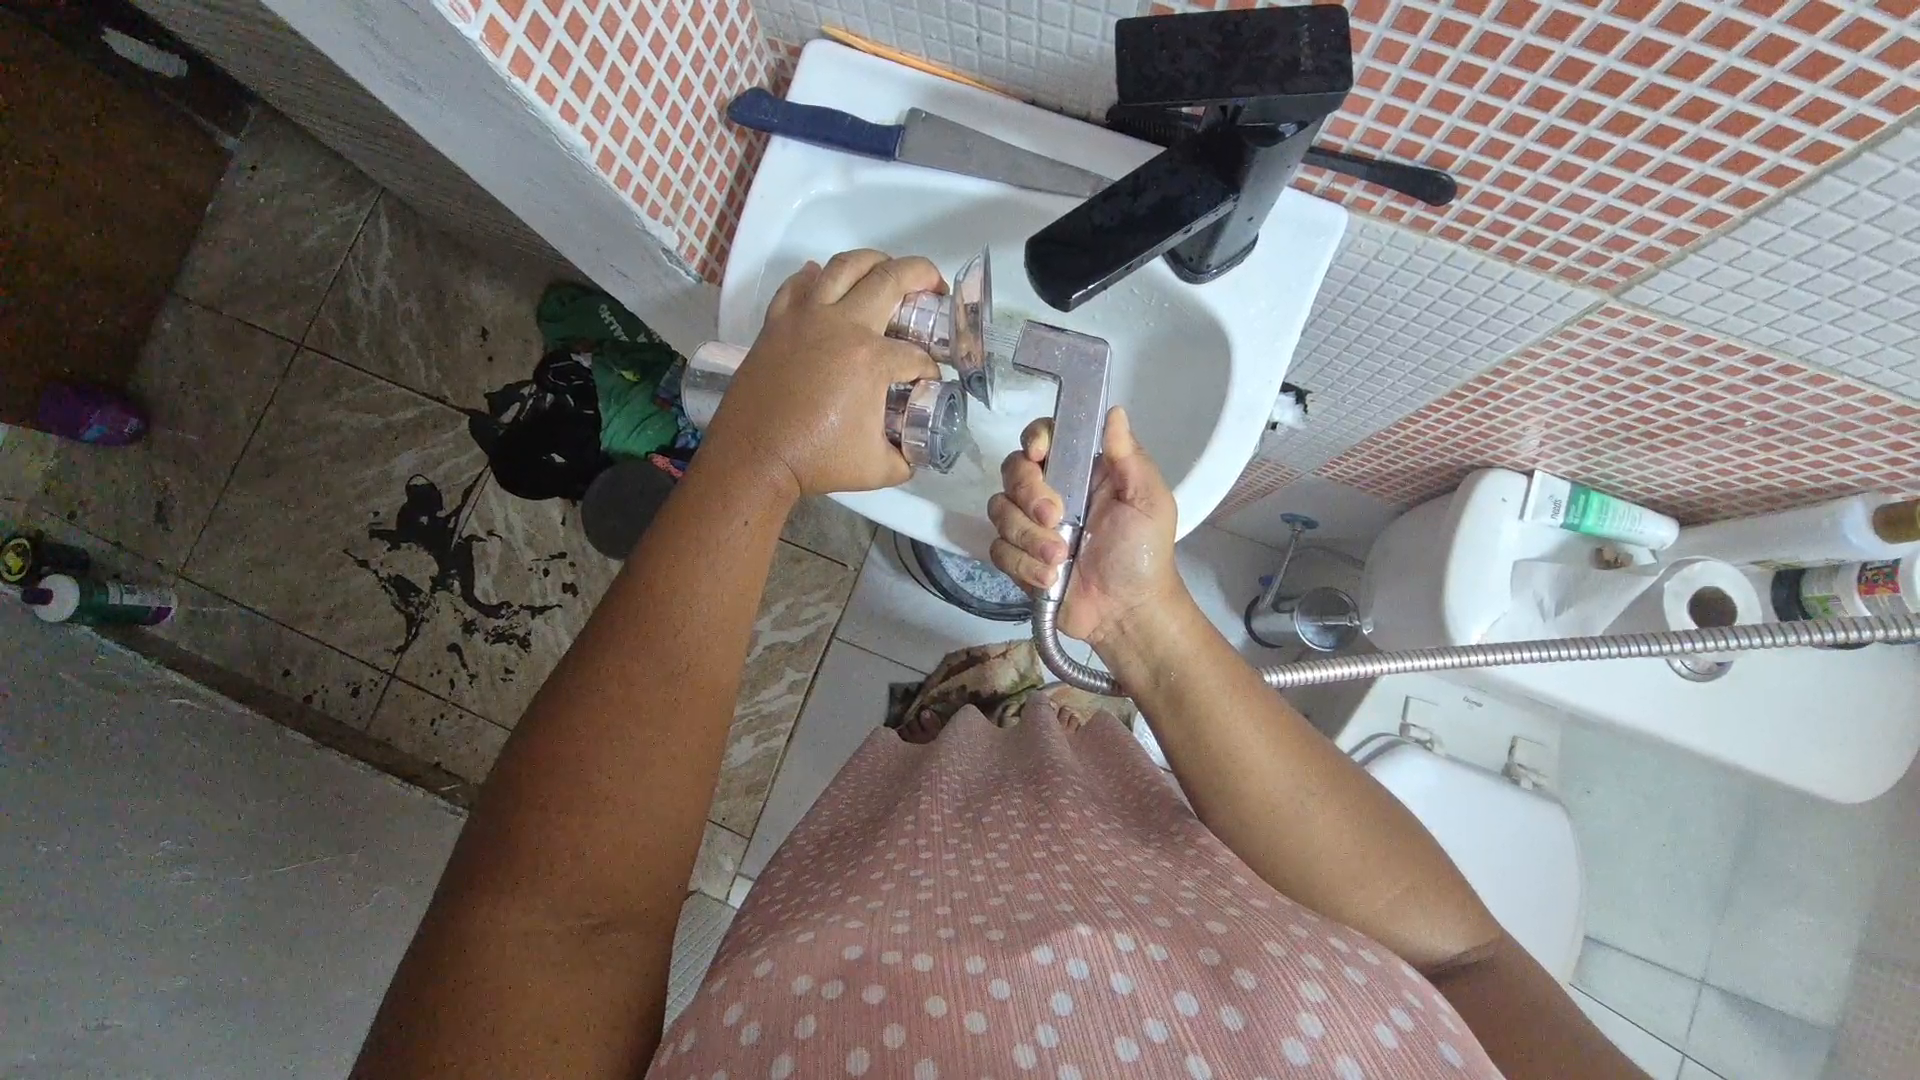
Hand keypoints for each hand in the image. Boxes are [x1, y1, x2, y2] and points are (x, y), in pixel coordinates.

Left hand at [704, 249, 942, 495]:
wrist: (756, 457)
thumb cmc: (819, 461)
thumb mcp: (880, 468)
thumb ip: (907, 456)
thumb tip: (917, 449)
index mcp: (872, 359)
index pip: (916, 355)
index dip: (930, 368)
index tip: (928, 381)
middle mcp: (842, 325)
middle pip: (891, 280)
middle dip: (922, 276)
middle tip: (935, 287)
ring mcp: (806, 317)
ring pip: (844, 266)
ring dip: (874, 261)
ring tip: (887, 270)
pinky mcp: (777, 322)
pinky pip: (798, 285)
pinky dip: (816, 277)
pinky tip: (825, 281)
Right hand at [987, 407, 1183, 646]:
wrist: (1127, 613)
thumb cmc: (1144, 554)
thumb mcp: (1149, 501)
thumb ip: (1129, 456)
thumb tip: (1113, 412)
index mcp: (1082, 471)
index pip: (1045, 437)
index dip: (1035, 439)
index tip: (1039, 454)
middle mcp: (1051, 491)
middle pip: (1013, 470)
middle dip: (1029, 493)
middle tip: (1056, 517)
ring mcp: (1030, 525)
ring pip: (1000, 510)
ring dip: (1029, 537)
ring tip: (1060, 559)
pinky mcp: (1017, 558)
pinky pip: (998, 548)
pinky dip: (1023, 564)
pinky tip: (1050, 578)